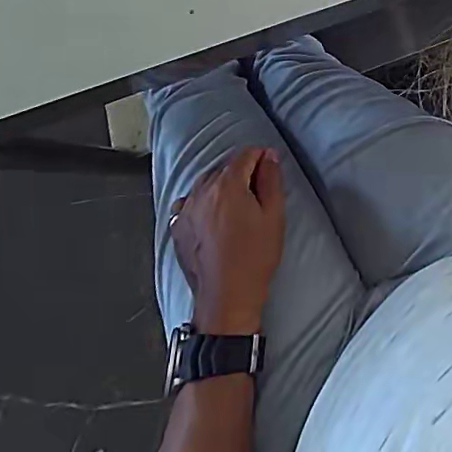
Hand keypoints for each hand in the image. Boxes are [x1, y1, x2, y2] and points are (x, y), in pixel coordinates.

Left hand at [170, 146, 285, 334]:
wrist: (227, 296)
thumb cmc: (256, 255)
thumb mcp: (274, 214)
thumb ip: (272, 179)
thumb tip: (269, 156)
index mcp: (227, 186)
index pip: (244, 155)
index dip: (261, 156)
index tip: (270, 166)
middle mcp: (201, 192)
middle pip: (224, 167)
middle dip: (242, 171)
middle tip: (258, 189)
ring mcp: (185, 210)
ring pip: (205, 183)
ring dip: (222, 185)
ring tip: (237, 203)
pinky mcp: (177, 228)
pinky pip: (189, 202)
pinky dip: (202, 202)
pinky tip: (213, 215)